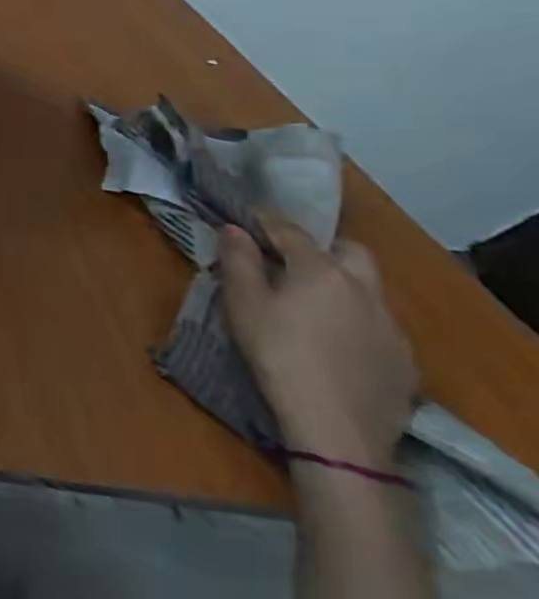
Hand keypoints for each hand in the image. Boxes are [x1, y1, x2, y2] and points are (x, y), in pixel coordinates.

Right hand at [218, 222, 417, 469]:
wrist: (336, 421)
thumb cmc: (276, 352)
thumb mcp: (243, 304)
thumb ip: (238, 262)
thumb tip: (234, 229)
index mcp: (321, 271)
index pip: (291, 232)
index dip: (265, 220)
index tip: (244, 215)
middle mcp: (364, 288)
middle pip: (351, 251)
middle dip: (321, 246)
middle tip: (288, 257)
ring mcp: (390, 323)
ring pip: (368, 286)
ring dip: (340, 281)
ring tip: (308, 299)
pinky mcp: (402, 355)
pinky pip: (377, 320)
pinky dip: (353, 314)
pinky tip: (332, 337)